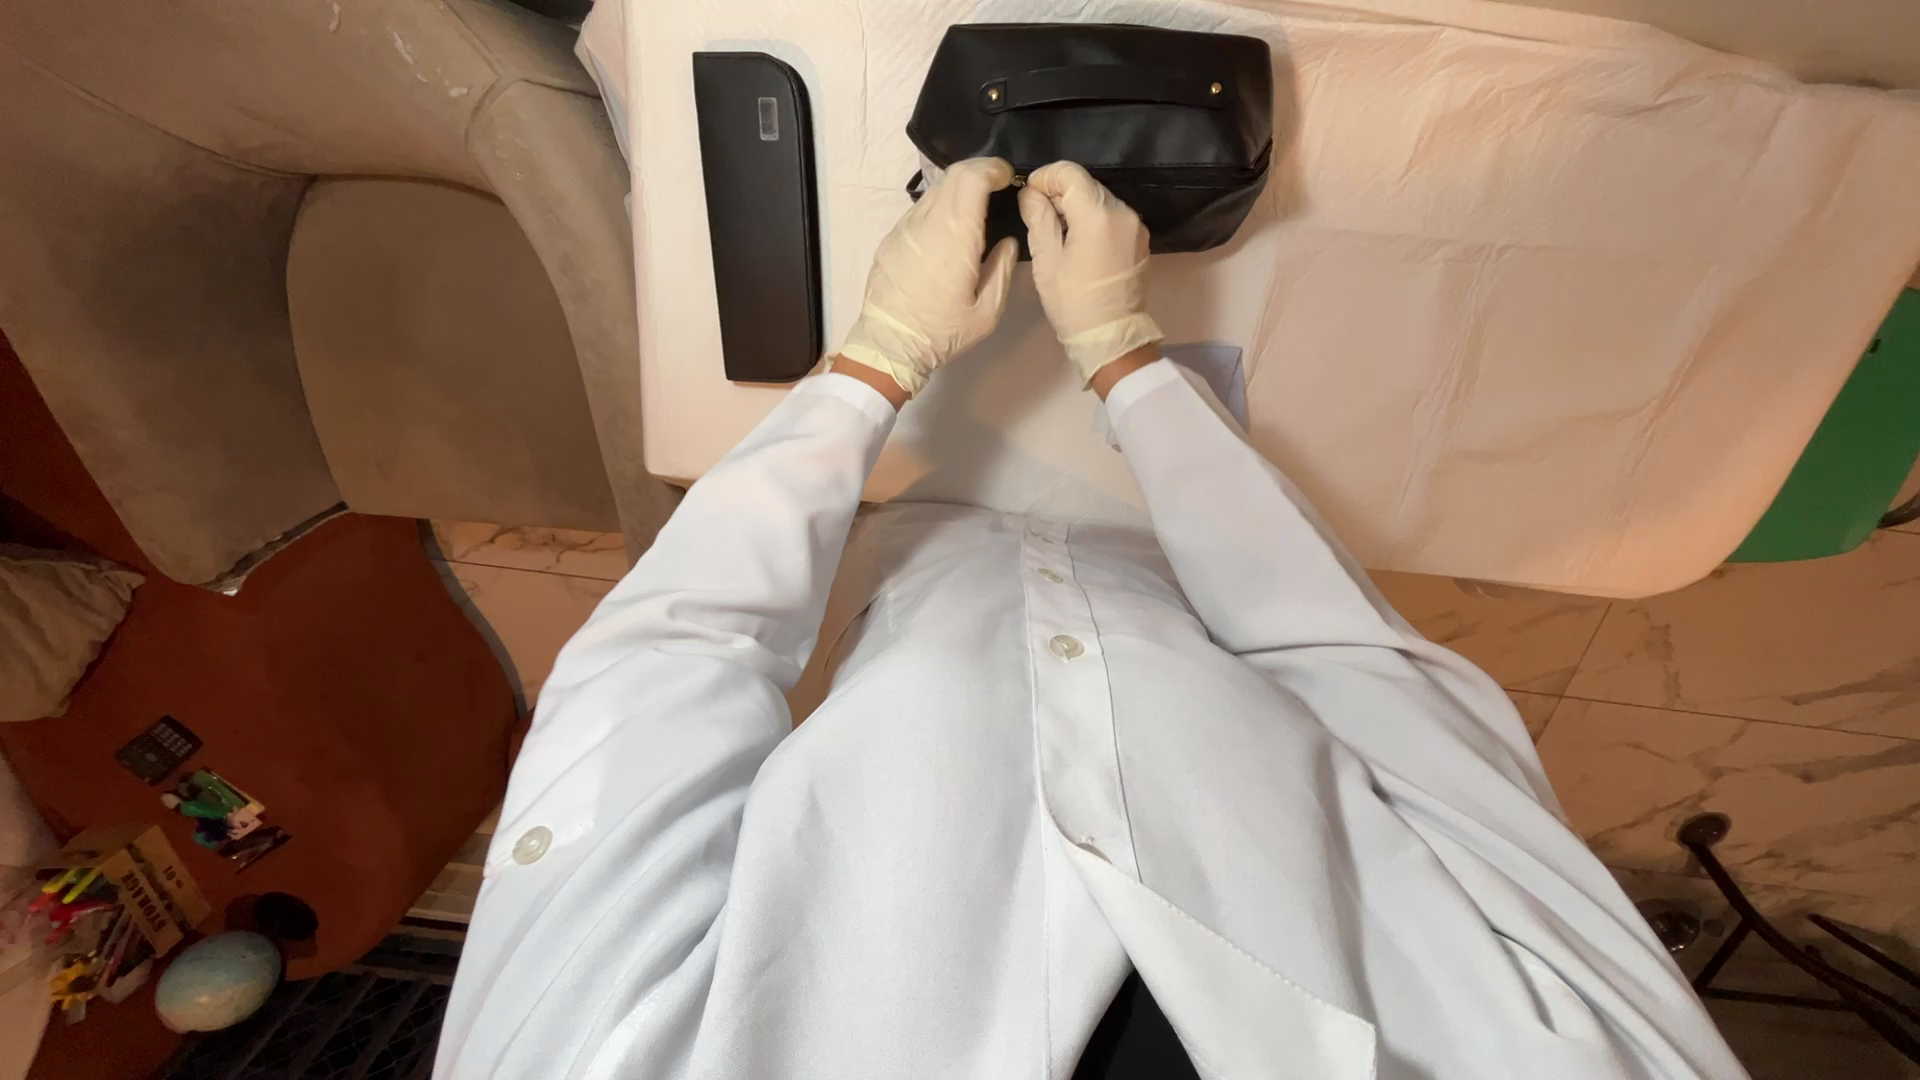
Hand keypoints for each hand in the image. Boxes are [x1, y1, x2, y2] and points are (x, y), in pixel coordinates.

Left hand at [834, 158, 1020, 397]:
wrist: (889, 345)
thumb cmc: (941, 333)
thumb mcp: (986, 313)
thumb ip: (1002, 269)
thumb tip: (1006, 242)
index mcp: (955, 237)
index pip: (972, 177)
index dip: (993, 169)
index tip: (1007, 179)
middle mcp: (927, 223)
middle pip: (953, 175)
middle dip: (979, 173)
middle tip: (996, 188)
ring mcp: (904, 228)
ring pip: (934, 190)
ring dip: (958, 191)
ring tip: (974, 210)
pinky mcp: (892, 239)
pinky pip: (919, 210)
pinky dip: (939, 208)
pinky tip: (947, 232)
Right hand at [1017, 161, 1162, 383]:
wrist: (1110, 336)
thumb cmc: (1073, 303)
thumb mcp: (1047, 261)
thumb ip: (1038, 218)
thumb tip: (1031, 193)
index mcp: (1098, 215)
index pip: (1069, 173)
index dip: (1045, 177)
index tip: (1029, 193)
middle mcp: (1123, 212)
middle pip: (1086, 185)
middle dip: (1060, 193)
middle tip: (1038, 214)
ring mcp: (1135, 226)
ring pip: (1100, 200)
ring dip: (1076, 208)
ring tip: (1058, 232)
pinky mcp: (1139, 240)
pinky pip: (1112, 218)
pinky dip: (1093, 221)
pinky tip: (1079, 243)